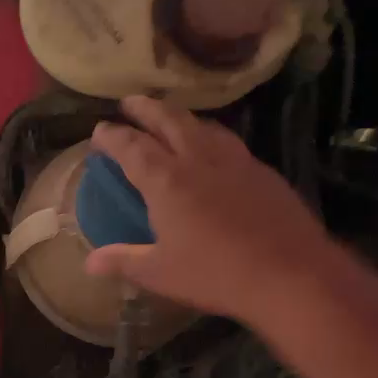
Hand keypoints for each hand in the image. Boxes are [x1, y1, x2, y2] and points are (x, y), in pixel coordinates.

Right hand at [84, 95, 337, 324]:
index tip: (99, 129)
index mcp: (166, 180)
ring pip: (201, 125)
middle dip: (145, 108)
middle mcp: (197, 158)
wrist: (288, 272)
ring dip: (179, 116)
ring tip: (169, 118)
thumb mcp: (160, 273)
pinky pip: (227, 141)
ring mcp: (234, 160)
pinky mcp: (261, 170)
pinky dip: (209, 134)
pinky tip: (213, 148)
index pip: (131, 147)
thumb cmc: (215, 274)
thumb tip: (89, 263)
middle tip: (130, 103)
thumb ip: (123, 261)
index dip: (112, 136)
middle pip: (167, 120)